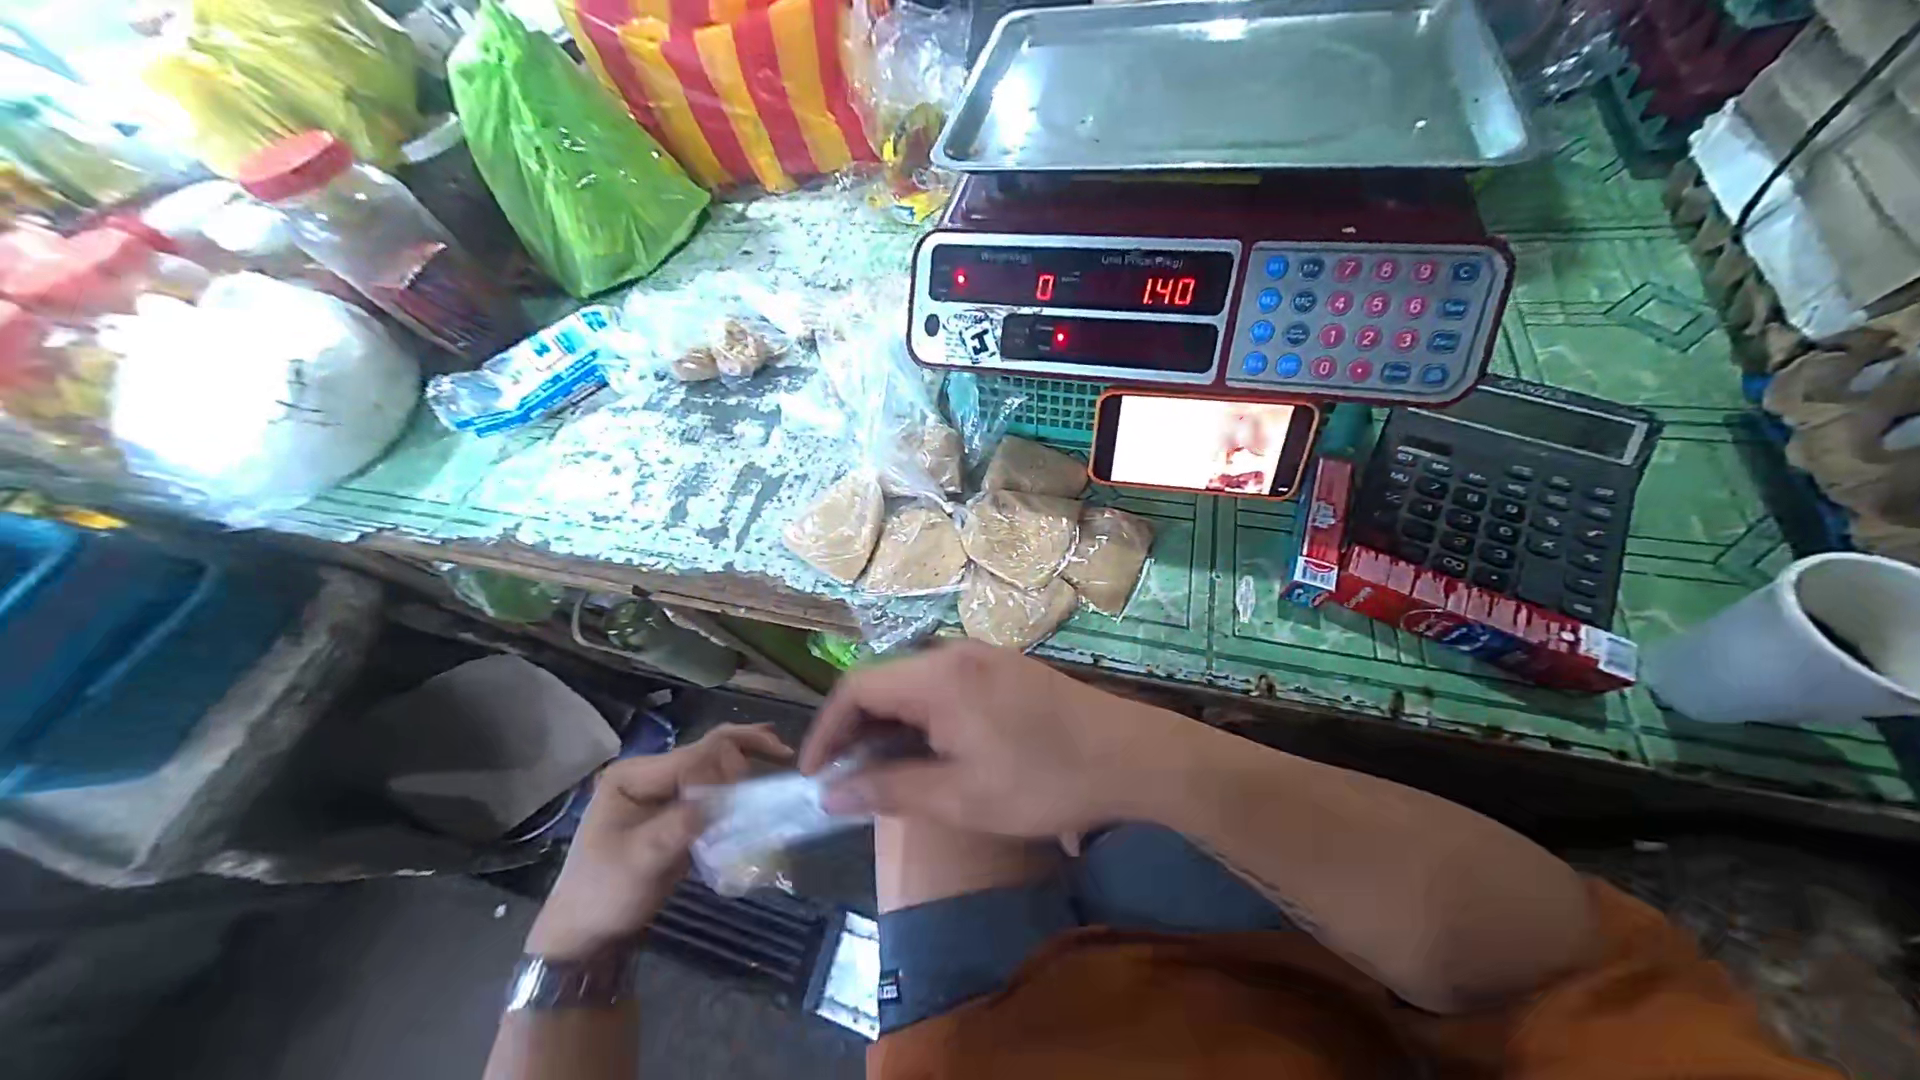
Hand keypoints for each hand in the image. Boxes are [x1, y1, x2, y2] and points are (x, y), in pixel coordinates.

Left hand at [525, 724, 791, 959]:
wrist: (587, 932)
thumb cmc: (605, 895)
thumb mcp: (639, 863)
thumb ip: (678, 826)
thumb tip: (721, 801)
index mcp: (633, 775)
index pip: (692, 757)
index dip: (723, 773)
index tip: (741, 804)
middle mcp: (651, 771)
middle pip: (708, 747)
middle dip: (744, 751)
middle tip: (779, 761)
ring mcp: (666, 786)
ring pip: (716, 756)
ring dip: (748, 753)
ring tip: (781, 753)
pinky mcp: (680, 804)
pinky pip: (716, 780)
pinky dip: (741, 772)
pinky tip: (765, 765)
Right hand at [798, 642, 1183, 837]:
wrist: (1133, 756)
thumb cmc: (1044, 780)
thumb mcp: (961, 797)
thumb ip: (889, 790)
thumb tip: (831, 794)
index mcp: (938, 677)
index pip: (856, 688)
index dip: (827, 730)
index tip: (814, 775)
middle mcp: (955, 653)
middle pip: (884, 682)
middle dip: (856, 730)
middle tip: (848, 780)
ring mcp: (983, 657)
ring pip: (913, 685)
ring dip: (890, 725)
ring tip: (884, 772)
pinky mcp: (1004, 669)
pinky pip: (943, 686)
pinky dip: (922, 718)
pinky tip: (931, 751)